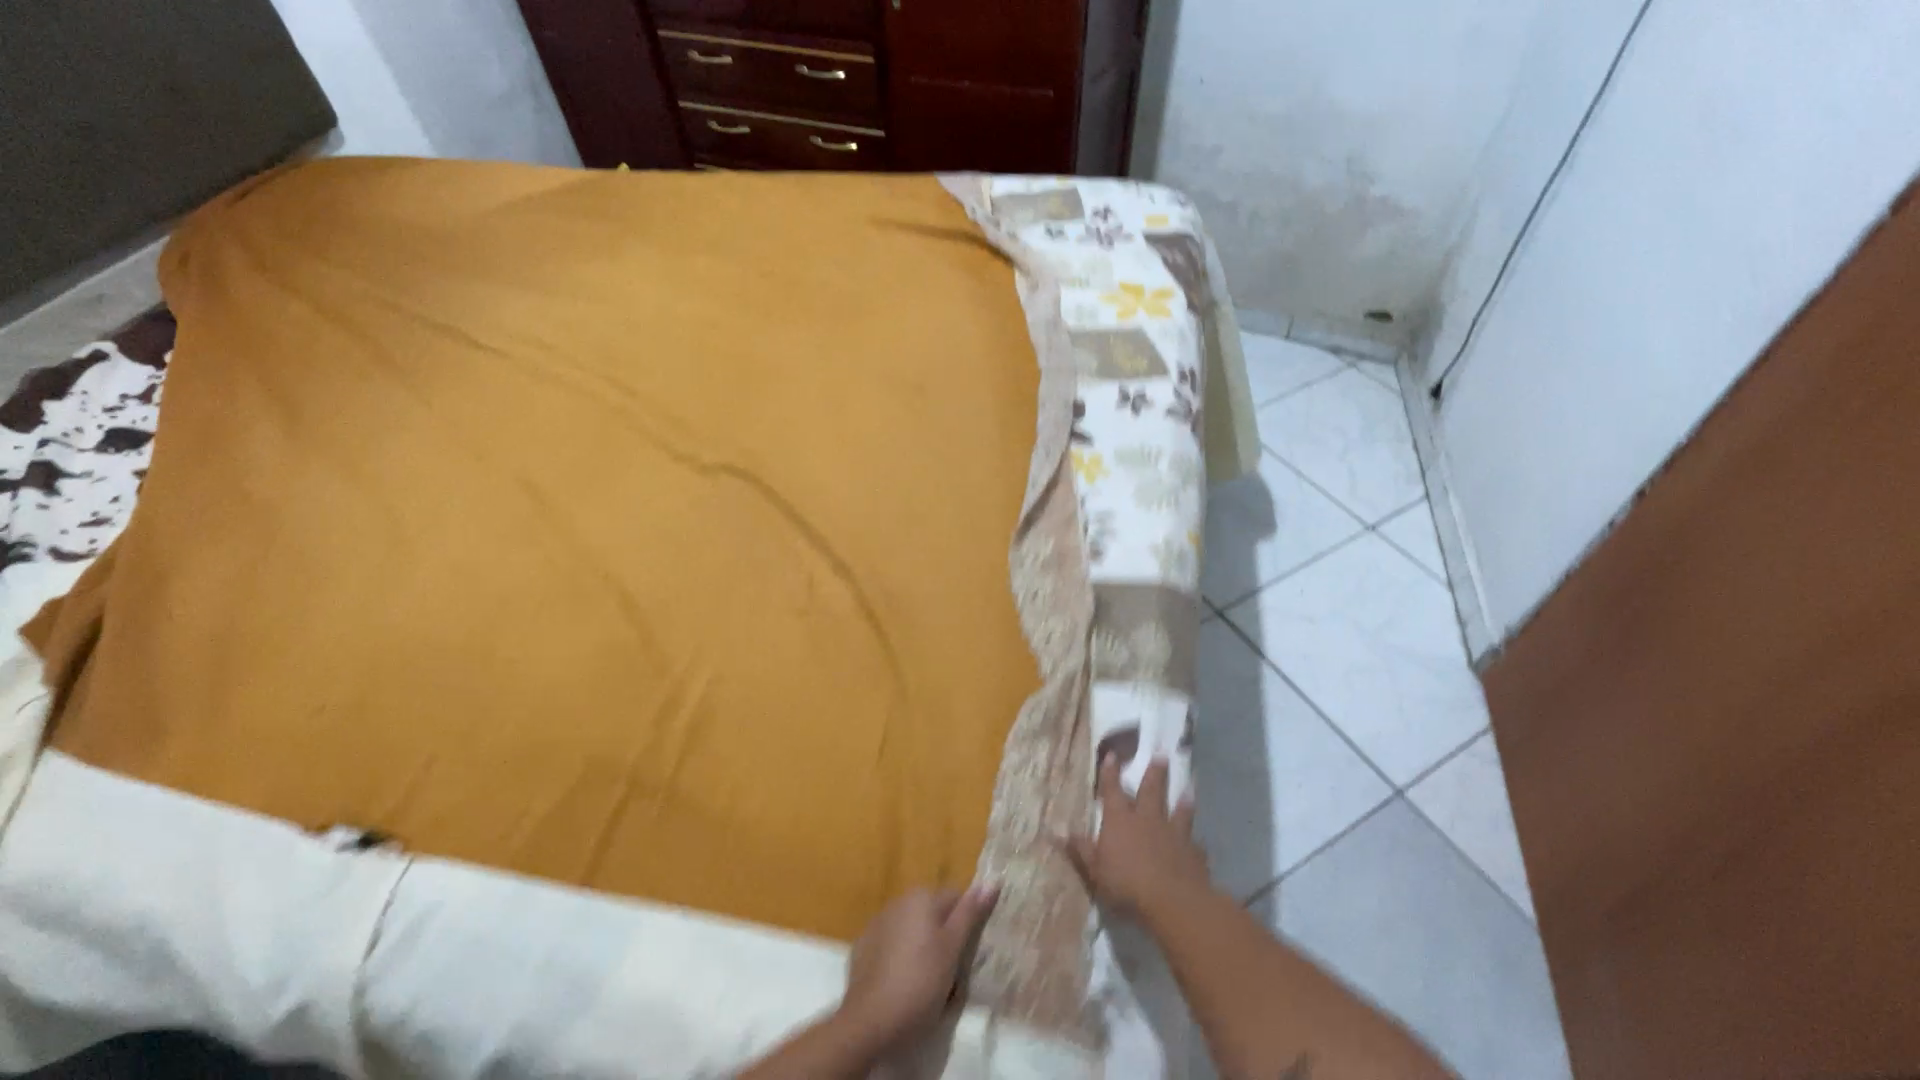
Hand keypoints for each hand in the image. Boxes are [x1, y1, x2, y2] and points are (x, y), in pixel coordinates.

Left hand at [838, 884, 999, 1049]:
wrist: (871, 1021)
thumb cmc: (921, 983)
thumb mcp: (953, 948)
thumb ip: (970, 913)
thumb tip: (991, 882)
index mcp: (921, 898)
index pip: (956, 898)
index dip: (967, 925)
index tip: (968, 953)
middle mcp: (897, 902)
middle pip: (933, 914)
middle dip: (944, 936)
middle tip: (951, 971)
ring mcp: (876, 924)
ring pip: (912, 930)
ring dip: (922, 947)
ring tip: (927, 981)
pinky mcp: (863, 947)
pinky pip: (892, 946)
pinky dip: (900, 957)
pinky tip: (901, 983)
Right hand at [1064, 755, 1212, 919]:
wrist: (1173, 901)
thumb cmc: (1126, 885)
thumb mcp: (1094, 870)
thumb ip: (1080, 849)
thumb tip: (1056, 830)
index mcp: (1120, 820)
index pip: (1112, 791)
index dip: (1110, 773)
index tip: (1113, 754)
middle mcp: (1148, 819)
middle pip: (1151, 791)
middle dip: (1155, 773)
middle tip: (1162, 755)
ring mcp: (1174, 834)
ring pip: (1179, 811)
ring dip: (1182, 801)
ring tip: (1188, 789)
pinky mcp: (1194, 852)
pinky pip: (1194, 842)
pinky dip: (1194, 841)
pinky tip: (1198, 843)